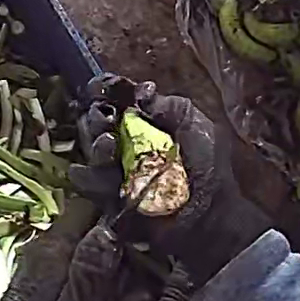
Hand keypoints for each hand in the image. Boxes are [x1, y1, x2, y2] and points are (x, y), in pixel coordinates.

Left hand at [0, 197, 120, 300]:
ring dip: (102, 266)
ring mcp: (39, 260)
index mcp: (55, 245)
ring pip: (80, 247)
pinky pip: (70, 265)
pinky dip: (88, 278)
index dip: (112, 211)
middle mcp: (44, 245)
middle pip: (85, 227)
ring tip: (117, 297)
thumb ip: (93, 266)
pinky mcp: (38, 277)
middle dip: (111, 245)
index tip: (136, 229)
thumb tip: (109, 228)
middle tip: (132, 273)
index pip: (85, 205)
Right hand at [73, 80, 271, 285]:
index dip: (105, 90)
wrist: (210, 214)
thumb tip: (142, 91)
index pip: (117, 100)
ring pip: (91, 151)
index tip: (99, 86)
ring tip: (109, 142)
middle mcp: (126, 143)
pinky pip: (89, 183)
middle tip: (106, 117)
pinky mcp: (110, 197)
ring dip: (96, 144)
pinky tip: (102, 169)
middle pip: (96, 122)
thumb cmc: (207, 168)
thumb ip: (172, 105)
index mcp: (145, 122)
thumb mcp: (196, 126)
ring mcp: (116, 171)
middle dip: (96, 116)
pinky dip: (89, 176)